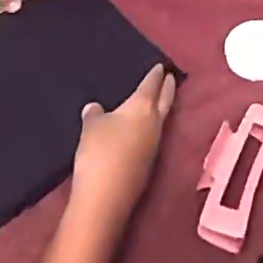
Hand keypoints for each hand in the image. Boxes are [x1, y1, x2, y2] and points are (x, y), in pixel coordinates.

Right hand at [72, 64, 176, 198]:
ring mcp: (156, 141)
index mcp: (143, 105)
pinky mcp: (151, 160)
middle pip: (166, 96)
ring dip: (162, 106)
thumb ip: (94, 114)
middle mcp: (155, 119)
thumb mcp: (91, 128)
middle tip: (170, 76)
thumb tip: (94, 106)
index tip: (161, 66)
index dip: (156, 73)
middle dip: (168, 85)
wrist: (107, 196)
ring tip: (157, 100)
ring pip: (163, 116)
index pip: (153, 83)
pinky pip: (155, 134)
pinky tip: (143, 130)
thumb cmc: (99, 152)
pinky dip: (152, 126)